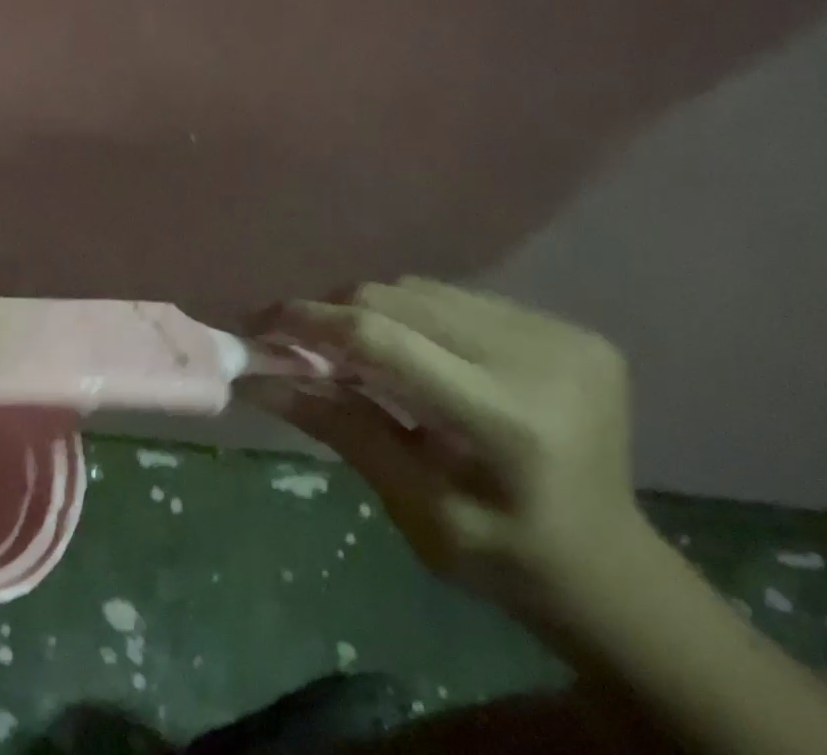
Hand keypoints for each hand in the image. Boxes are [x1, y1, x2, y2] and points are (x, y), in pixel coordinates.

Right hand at [252, 277, 647, 615]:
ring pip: (422, 291)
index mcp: (507, 418)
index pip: (382, 339)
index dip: (306, 322)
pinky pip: (457, 300)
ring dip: (366, 312)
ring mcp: (563, 338)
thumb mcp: (409, 502)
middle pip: (397, 301)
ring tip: (340, 351)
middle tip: (286, 345)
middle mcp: (542, 359)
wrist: (607, 567)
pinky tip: (400, 352)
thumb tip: (254, 380)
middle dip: (329, 315)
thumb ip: (337, 427)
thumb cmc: (500, 555)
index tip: (252, 325)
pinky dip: (409, 316)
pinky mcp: (569, 331)